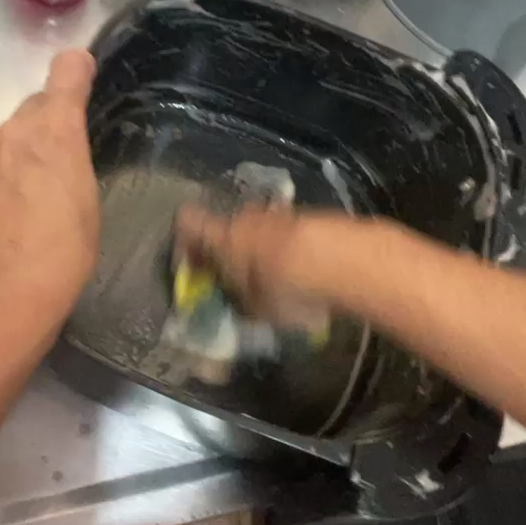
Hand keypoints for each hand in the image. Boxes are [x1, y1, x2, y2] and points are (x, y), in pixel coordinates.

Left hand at [0, 50, 99, 335]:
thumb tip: (65, 143)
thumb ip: (74, 157)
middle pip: (35, 107)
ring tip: (39, 197)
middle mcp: (13, 132)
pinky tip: (13, 214)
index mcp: (54, 131)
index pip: (65, 72)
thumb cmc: (63, 254)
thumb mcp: (87, 202)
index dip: (77, 70)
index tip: (85, 77)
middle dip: (51, 123)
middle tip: (67, 161)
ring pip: (11, 138)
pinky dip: (5, 177)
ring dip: (26, 153)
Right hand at [172, 205, 358, 331]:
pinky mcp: (310, 217)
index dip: (185, 240)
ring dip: (262, 251)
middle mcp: (246, 217)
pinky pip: (288, 234)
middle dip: (229, 252)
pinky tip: (305, 275)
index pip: (187, 222)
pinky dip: (290, 251)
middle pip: (227, 228)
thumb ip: (241, 304)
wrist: (340, 259)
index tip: (191, 264)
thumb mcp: (256, 310)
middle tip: (238, 282)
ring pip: (260, 230)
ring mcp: (280, 214)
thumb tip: (238, 305)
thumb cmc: (283, 287)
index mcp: (222, 237)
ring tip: (277, 282)